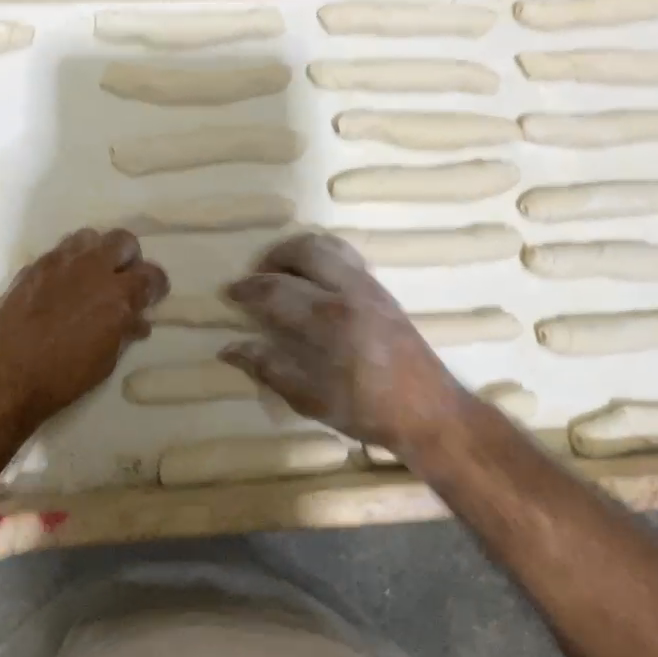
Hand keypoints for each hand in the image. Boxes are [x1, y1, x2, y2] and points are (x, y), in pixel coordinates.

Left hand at [0, 228, 167, 429]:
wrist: (5, 375)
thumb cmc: (62, 378)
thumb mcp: (106, 361)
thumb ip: (124, 332)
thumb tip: (137, 320)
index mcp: (117, 296)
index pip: (151, 274)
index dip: (156, 285)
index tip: (152, 295)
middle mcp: (91, 269)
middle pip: (122, 240)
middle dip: (128, 258)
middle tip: (122, 280)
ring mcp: (59, 263)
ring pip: (88, 237)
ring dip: (96, 253)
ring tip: (90, 277)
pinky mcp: (33, 266)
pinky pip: (59, 251)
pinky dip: (68, 263)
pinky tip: (61, 286)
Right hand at [221, 232, 469, 452]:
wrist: (429, 412)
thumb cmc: (365, 410)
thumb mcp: (309, 398)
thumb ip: (267, 367)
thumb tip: (229, 349)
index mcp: (327, 320)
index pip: (275, 289)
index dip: (246, 289)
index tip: (229, 293)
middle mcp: (348, 291)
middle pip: (302, 249)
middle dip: (271, 258)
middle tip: (256, 279)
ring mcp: (369, 286)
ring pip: (327, 245)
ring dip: (297, 252)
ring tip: (282, 273)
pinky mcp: (382, 290)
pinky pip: (345, 255)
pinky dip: (321, 257)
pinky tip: (313, 281)